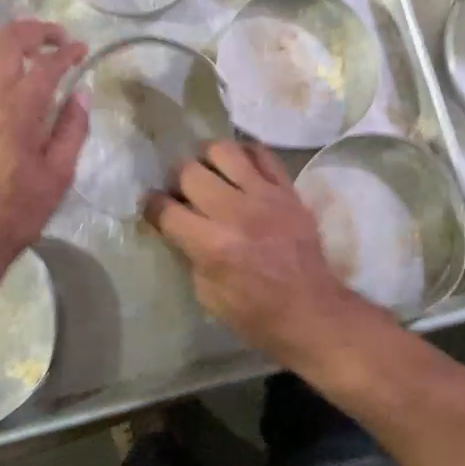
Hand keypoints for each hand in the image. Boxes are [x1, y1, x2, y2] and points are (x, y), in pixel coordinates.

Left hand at [0, 20, 89, 270]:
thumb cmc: (17, 212)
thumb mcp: (58, 175)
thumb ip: (72, 128)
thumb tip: (81, 93)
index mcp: (17, 111)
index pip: (46, 64)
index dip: (68, 51)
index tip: (84, 50)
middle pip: (8, 41)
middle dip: (37, 30)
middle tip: (59, 39)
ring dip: (9, 41)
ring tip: (31, 50)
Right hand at [145, 141, 364, 361]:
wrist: (312, 312)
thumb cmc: (257, 315)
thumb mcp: (209, 296)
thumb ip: (191, 254)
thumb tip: (179, 227)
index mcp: (212, 246)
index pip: (166, 210)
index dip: (151, 205)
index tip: (152, 205)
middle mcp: (235, 213)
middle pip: (188, 171)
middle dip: (176, 180)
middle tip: (182, 191)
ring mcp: (264, 196)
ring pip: (223, 150)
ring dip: (207, 159)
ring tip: (209, 172)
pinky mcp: (287, 189)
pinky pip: (261, 153)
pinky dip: (244, 154)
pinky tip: (239, 166)